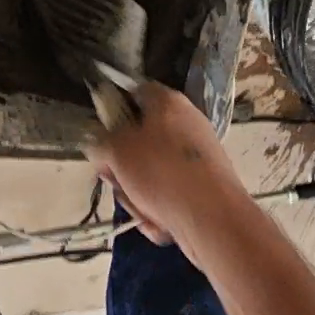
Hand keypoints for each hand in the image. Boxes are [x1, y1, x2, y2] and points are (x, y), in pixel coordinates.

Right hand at [86, 83, 241, 247]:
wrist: (216, 222)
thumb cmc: (161, 173)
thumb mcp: (115, 152)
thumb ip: (99, 142)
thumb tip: (100, 145)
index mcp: (167, 102)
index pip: (134, 91)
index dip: (113, 111)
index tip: (102, 135)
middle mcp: (187, 123)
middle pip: (141, 137)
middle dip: (123, 164)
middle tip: (117, 178)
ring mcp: (200, 157)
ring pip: (153, 170)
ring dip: (139, 192)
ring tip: (142, 208)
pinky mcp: (208, 187)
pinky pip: (172, 193)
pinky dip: (162, 208)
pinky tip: (160, 223)